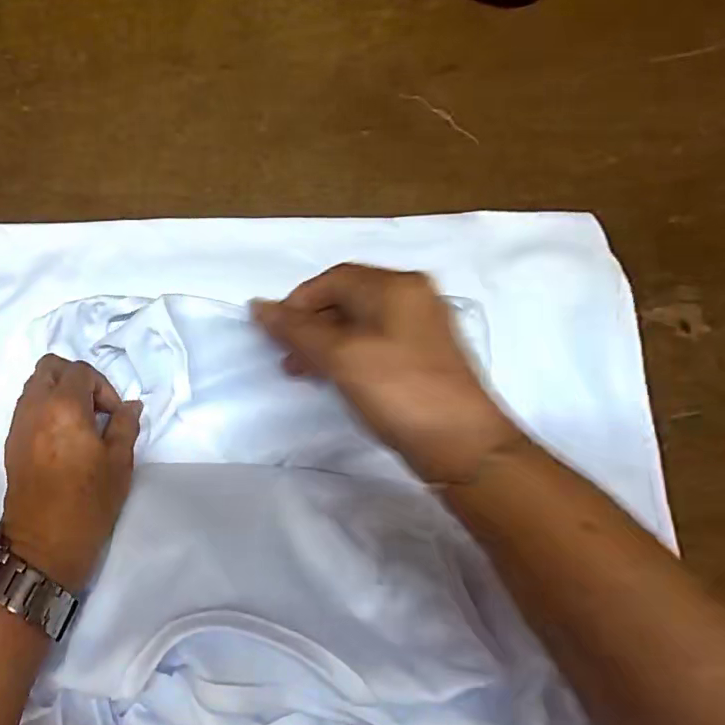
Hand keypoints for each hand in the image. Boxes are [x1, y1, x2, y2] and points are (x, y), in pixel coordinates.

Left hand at [1, 355, 143, 592]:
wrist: (43, 546)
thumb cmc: (88, 503)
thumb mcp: (120, 463)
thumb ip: (125, 425)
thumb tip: (130, 406)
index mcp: (64, 407)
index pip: (81, 372)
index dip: (103, 387)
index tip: (113, 416)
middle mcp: (35, 408)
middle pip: (49, 367)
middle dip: (75, 378)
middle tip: (94, 407)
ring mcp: (18, 425)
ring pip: (34, 385)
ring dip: (58, 392)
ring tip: (79, 423)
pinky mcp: (11, 443)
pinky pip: (26, 407)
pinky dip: (45, 409)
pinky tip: (63, 438)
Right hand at [253, 264, 523, 486]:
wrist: (465, 446)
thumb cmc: (399, 393)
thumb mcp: (341, 358)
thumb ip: (298, 330)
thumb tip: (259, 305)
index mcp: (395, 285)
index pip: (333, 278)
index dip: (298, 302)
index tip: (275, 335)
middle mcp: (413, 295)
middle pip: (347, 297)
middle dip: (310, 325)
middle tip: (287, 358)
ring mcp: (424, 325)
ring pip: (360, 322)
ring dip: (327, 342)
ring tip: (305, 373)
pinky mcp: (427, 354)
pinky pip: (377, 341)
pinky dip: (350, 353)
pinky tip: (337, 378)